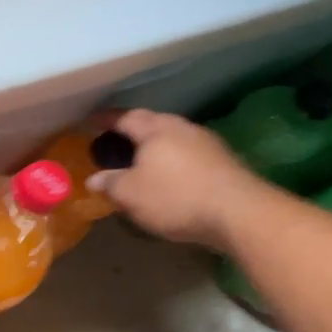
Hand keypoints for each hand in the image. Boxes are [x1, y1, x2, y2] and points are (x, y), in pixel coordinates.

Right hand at [86, 109, 271, 251]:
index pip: (125, 117)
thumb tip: (94, 178)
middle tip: (116, 140)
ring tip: (143, 160)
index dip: (106, 119)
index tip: (90, 121)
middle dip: (133, 130)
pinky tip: (171, 176)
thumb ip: (110, 183)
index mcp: (156, 129)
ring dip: (157, 146)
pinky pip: (190, 154)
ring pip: (174, 138)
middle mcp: (183, 129)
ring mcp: (208, 144)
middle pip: (153, 123)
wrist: (241, 214)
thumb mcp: (131, 194)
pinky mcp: (225, 162)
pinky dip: (175, 160)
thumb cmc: (176, 197)